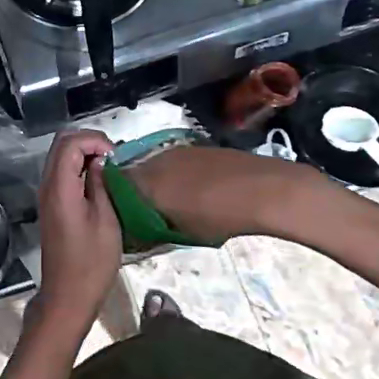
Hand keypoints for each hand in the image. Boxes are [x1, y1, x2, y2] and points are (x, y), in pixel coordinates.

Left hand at [34, 129, 120, 320]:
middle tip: (114, 157)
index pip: (70, 143)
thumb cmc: (91, 262)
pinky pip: (62, 173)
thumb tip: (101, 161)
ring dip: (84, 154)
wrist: (67, 296)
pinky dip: (79, 168)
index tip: (116, 156)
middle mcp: (47, 186)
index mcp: (60, 188)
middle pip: (61, 144)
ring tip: (111, 168)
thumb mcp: (106, 220)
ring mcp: (47, 195)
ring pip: (60, 157)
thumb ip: (102, 184)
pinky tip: (100, 181)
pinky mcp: (51, 205)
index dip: (94, 140)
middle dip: (89, 142)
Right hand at [123, 146, 327, 242]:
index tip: (126, 219)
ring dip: (160, 184)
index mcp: (145, 181)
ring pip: (157, 168)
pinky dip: (178, 176)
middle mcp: (155, 161)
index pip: (116, 189)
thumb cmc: (217, 217)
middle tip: (150, 213)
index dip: (118, 204)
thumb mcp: (179, 231)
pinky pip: (176, 163)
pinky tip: (196, 191)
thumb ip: (152, 226)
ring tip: (176, 204)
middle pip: (134, 175)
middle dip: (138, 193)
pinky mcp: (198, 148)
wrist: (262, 190)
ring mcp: (178, 151)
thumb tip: (141, 227)